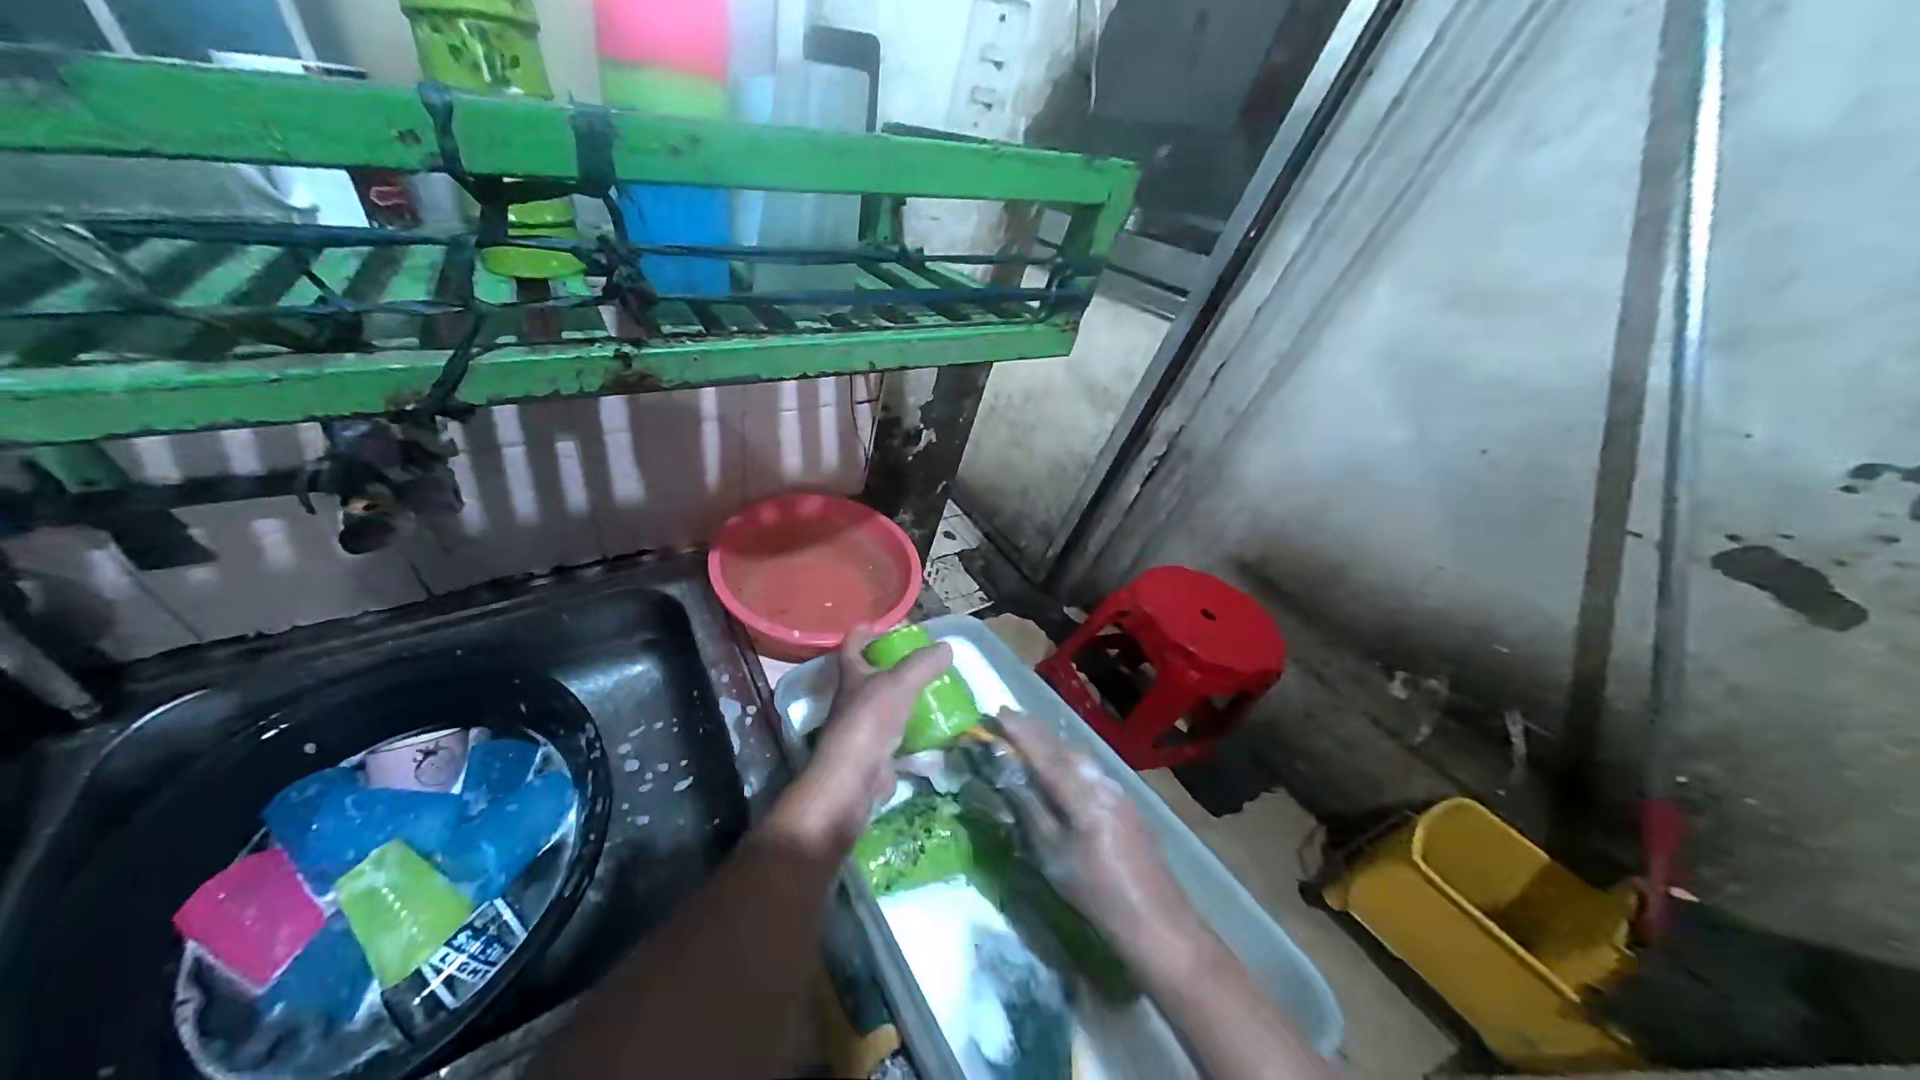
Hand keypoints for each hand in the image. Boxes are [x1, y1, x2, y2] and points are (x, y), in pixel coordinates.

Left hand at [768, 624, 952, 854]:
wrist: (854, 779)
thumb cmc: (869, 722)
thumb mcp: (899, 684)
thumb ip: (922, 665)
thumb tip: (946, 647)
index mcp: (851, 676)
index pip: (851, 646)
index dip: (861, 633)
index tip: (874, 624)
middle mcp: (852, 699)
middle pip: (867, 675)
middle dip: (887, 665)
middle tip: (916, 657)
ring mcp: (862, 727)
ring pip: (883, 704)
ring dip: (902, 696)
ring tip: (931, 688)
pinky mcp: (875, 752)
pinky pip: (896, 733)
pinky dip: (911, 727)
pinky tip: (933, 725)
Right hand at [998, 712, 1208, 976]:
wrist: (1157, 922)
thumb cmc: (1096, 894)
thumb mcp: (1052, 855)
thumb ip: (1029, 808)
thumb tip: (1006, 774)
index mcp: (1083, 796)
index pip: (1045, 753)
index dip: (1020, 731)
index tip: (997, 713)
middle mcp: (1103, 783)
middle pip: (1064, 748)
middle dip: (1034, 732)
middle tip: (1006, 725)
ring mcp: (1119, 791)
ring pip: (1079, 757)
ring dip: (1051, 745)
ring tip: (1026, 743)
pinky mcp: (1127, 803)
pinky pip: (1090, 770)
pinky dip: (1068, 762)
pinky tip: (1059, 773)